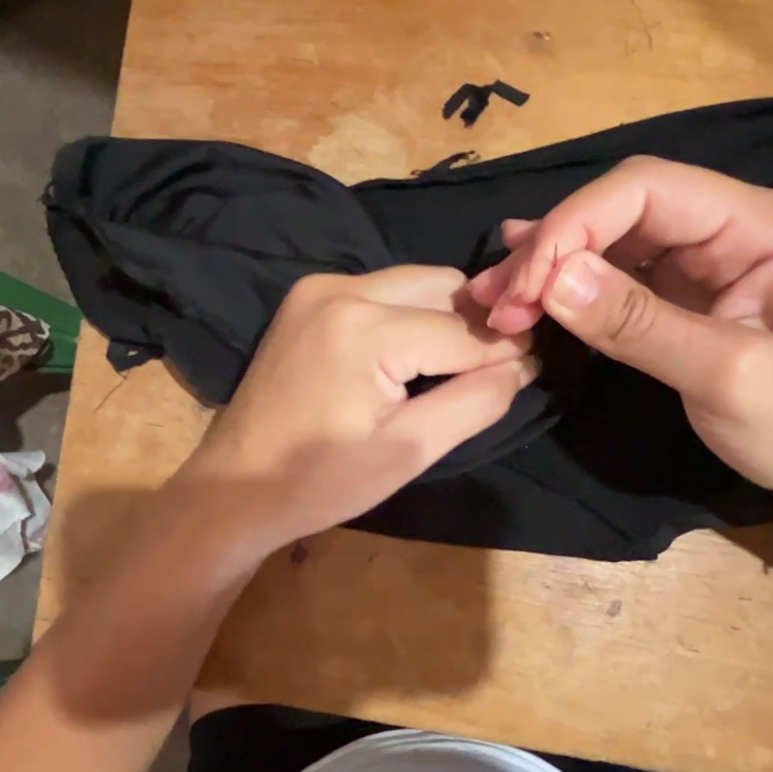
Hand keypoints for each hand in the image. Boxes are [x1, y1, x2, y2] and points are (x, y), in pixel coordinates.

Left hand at [176, 265, 537, 554]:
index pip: (462, 330)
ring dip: (442, 317)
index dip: (504, 352)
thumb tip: (522, 365)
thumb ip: (475, 401)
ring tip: (458, 365)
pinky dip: (407, 317)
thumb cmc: (320, 482)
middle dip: (475, 324)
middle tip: (497, 368)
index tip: (537, 368)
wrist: (235, 488)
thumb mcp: (409, 451)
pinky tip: (411, 357)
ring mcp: (317, 288)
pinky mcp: (304, 300)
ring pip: (412, 284)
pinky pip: (379, 293)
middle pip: (441, 286)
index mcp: (365, 325)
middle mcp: (340, 287)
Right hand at [468, 157, 772, 508]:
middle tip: (492, 300)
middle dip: (551, 247)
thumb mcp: (727, 376)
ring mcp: (707, 262)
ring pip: (611, 242)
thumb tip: (550, 279)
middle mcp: (730, 227)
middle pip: (621, 210)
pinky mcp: (687, 298)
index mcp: (760, 225)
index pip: (646, 191)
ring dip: (550, 267)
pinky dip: (571, 288)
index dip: (572, 226)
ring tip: (493, 300)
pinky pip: (619, 279)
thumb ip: (639, 324)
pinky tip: (529, 292)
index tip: (523, 288)